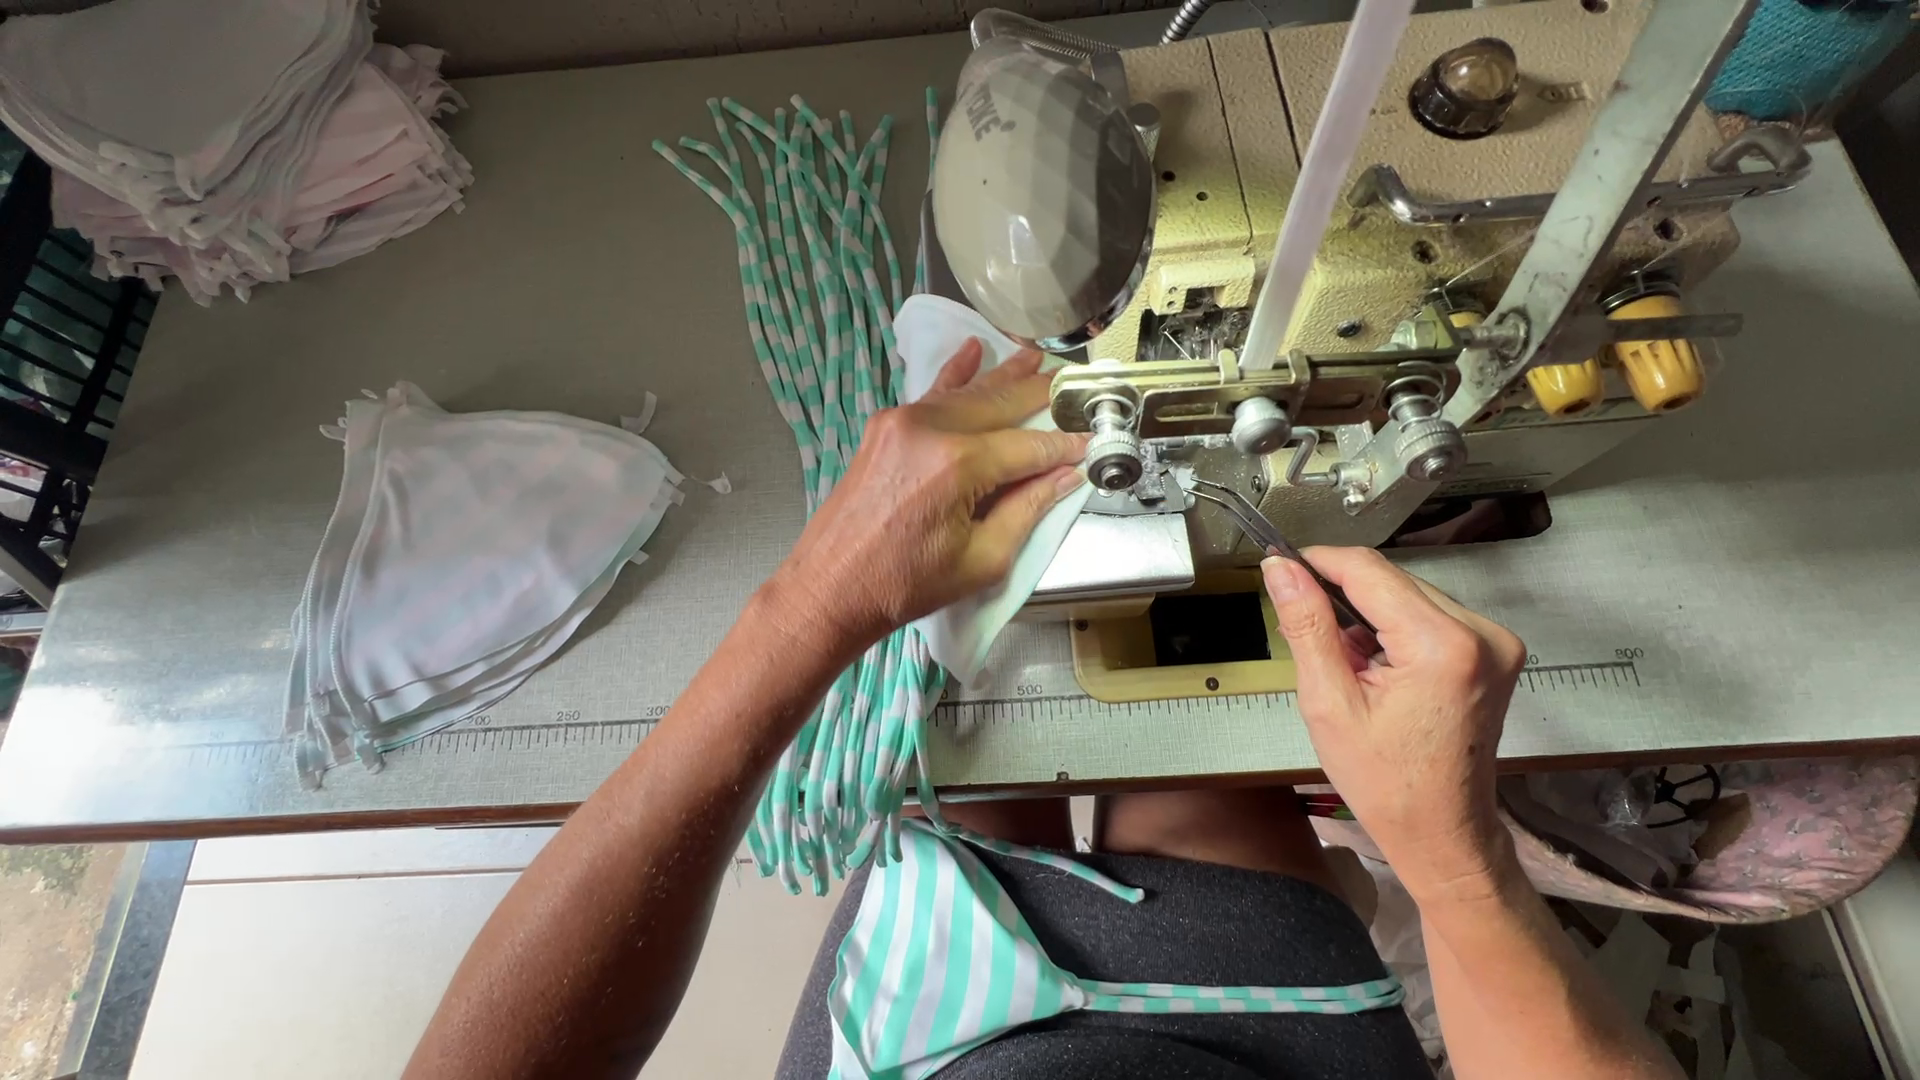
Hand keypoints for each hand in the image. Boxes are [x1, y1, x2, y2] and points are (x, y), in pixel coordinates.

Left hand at [767, 339, 1087, 646]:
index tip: (1089, 442)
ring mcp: (901, 422)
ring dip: (1003, 378)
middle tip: (1072, 387)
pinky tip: (971, 351)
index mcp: (956, 465)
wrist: (831, 587)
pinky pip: (931, 394)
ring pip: (967, 394)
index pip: (1028, 446)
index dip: (1063, 446)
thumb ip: (1027, 510)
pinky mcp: (884, 428)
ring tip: (1035, 358)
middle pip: (999, 404)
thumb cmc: (903, 585)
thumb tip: (1064, 478)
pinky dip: (955, 375)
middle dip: (1039, 395)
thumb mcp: (982, 560)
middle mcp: (928, 430)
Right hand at [1263, 547, 1527, 904]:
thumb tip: (1279, 569)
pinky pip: (1426, 611)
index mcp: (1442, 645)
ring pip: (1406, 592)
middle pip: (1389, 578)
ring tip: (1345, 661)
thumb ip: (1306, 624)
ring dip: (1364, 611)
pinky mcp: (1493, 649)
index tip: (1277, 565)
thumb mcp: (1328, 701)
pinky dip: (1390, 625)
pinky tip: (1374, 664)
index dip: (1316, 561)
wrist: (1442, 831)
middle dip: (1339, 593)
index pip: (1367, 570)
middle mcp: (1481, 632)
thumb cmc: (1383, 780)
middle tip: (1305, 631)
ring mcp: (1495, 640)